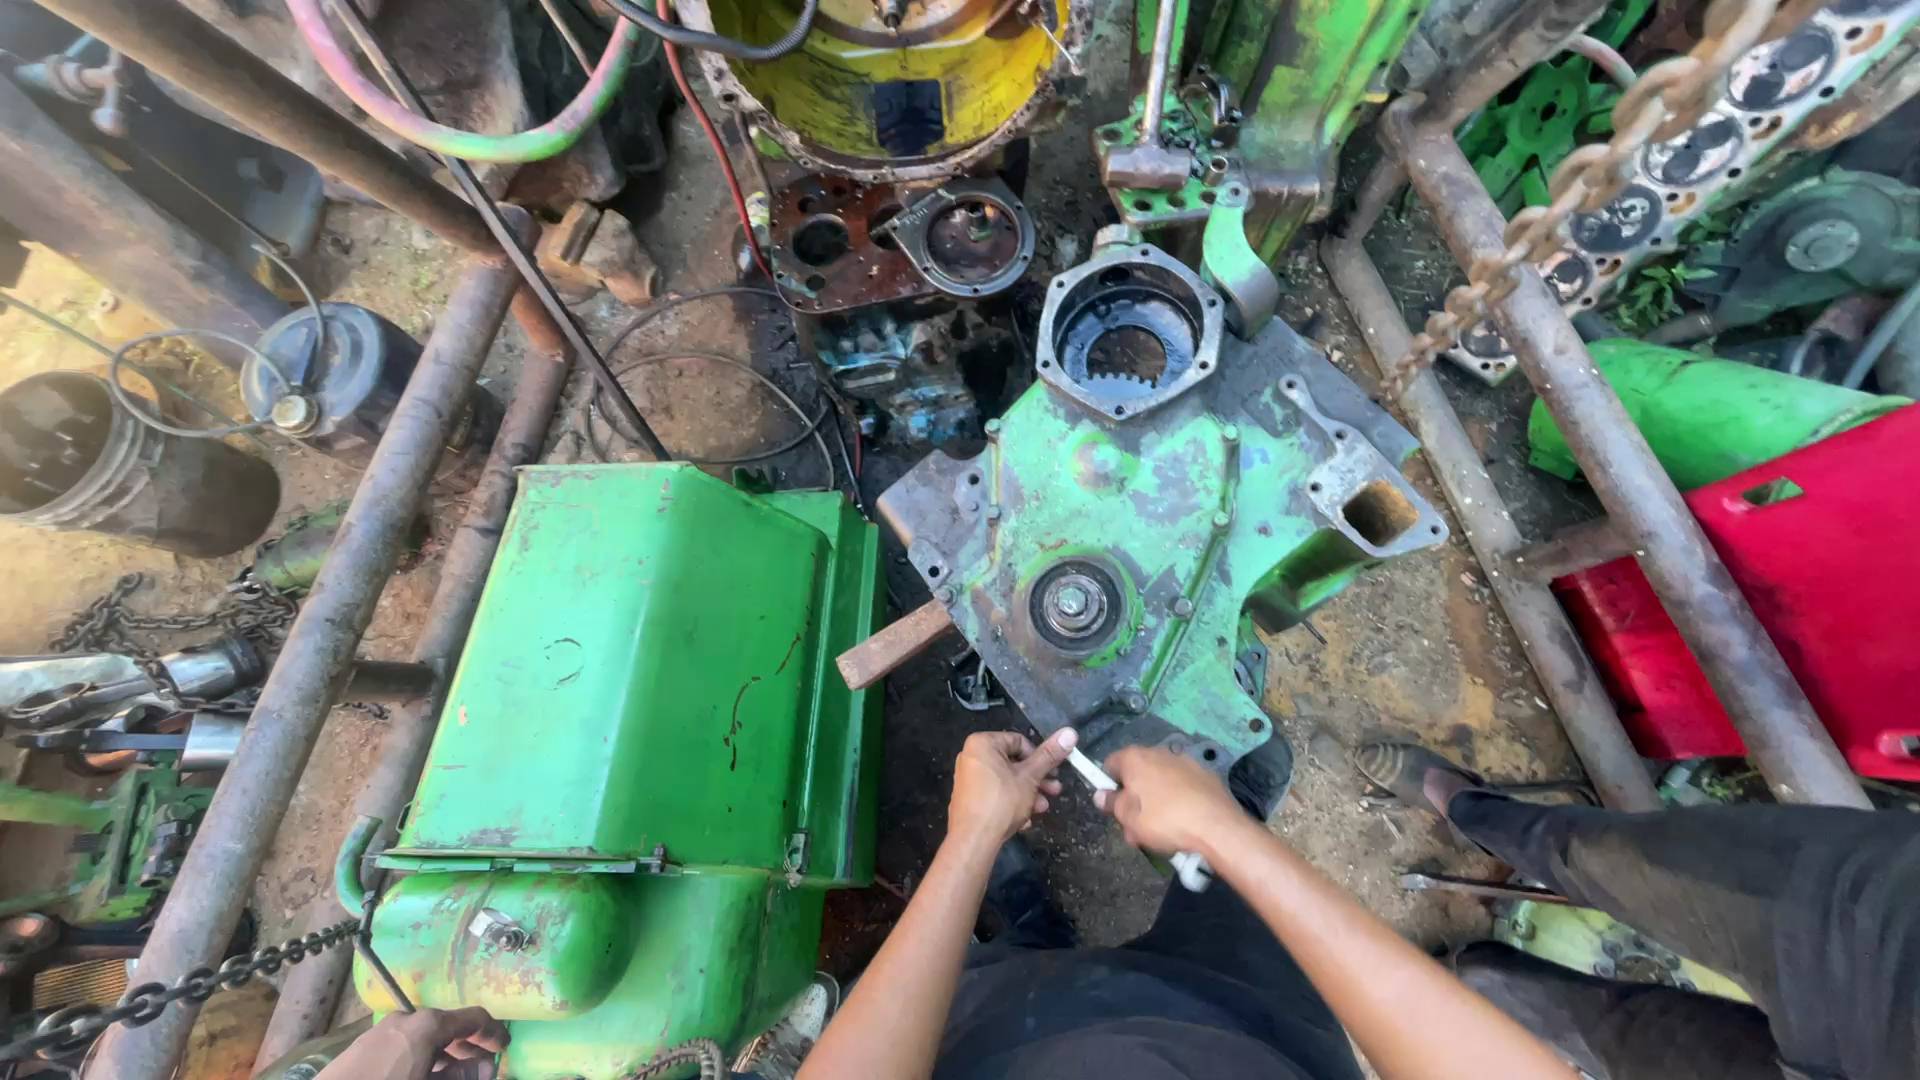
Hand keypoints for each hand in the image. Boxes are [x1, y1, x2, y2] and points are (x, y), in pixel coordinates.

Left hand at [315, 1007, 508, 1079]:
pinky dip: (416, 1059)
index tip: (504, 1047)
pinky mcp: (357, 1051)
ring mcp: (379, 1033)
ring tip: (449, 1075)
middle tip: (480, 1066)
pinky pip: (399, 1048)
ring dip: (440, 1056)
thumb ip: (463, 1076)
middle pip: (447, 1027)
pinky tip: (416, 1075)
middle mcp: (407, 1019)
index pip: (474, 1019)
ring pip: (421, 1038)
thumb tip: (487, 1068)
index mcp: (429, 1023)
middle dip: (466, 1048)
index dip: (493, 1033)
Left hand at [948, 728, 1076, 847]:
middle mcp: (971, 756)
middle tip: (1054, 791)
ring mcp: (968, 778)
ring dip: (1027, 793)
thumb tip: (1070, 732)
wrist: (973, 840)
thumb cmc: (1002, 801)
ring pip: (1005, 780)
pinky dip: (1011, 803)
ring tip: (1042, 809)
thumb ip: (1049, 755)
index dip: (1039, 758)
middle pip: (1012, 762)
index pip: (1018, 742)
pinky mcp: (968, 798)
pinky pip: (994, 794)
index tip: (1053, 774)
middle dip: (1036, 779)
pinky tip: (1025, 820)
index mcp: (982, 743)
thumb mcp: (1030, 777)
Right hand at [1096, 746, 1245, 856]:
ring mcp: (1184, 762)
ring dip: (1155, 802)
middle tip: (1135, 829)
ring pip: (1160, 782)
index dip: (1107, 786)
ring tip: (1161, 832)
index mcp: (1134, 758)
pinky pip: (1182, 786)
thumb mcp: (1128, 817)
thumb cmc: (1164, 819)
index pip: (1109, 764)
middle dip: (1133, 800)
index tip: (1112, 807)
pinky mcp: (1204, 775)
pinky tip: (1184, 822)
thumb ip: (1111, 803)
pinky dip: (1178, 800)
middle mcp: (1158, 752)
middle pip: (1136, 775)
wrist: (1217, 826)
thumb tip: (1100, 794)